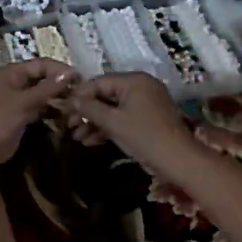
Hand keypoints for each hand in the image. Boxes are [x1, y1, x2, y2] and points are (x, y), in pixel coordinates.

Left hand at [0, 58, 78, 164]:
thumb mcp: (24, 102)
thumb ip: (47, 88)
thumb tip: (70, 74)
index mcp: (10, 73)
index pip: (39, 64)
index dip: (59, 69)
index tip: (79, 77)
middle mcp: (13, 83)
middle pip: (41, 77)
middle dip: (59, 83)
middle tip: (81, 90)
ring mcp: (16, 99)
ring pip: (41, 93)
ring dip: (57, 97)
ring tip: (76, 102)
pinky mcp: (20, 115)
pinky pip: (39, 107)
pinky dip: (51, 109)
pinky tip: (65, 113)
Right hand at [66, 73, 202, 181]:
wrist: (177, 161)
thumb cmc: (144, 136)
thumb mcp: (113, 122)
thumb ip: (90, 108)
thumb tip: (71, 99)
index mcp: (133, 81)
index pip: (99, 82)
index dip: (79, 96)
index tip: (63, 110)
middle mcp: (139, 87)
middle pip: (104, 95)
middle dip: (86, 112)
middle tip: (70, 126)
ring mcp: (144, 103)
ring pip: (112, 109)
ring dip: (94, 123)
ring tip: (77, 138)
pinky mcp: (146, 118)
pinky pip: (121, 118)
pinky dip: (107, 128)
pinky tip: (90, 141)